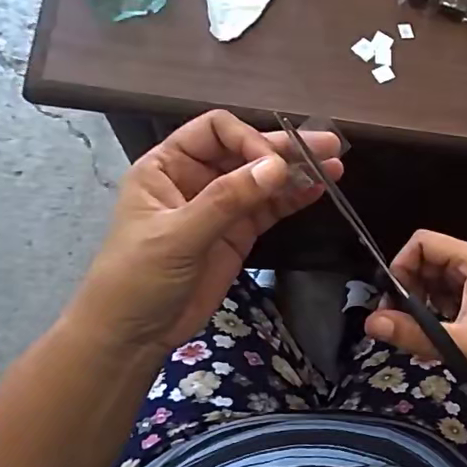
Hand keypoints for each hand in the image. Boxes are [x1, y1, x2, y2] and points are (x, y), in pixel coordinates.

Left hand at [70, 110, 341, 355]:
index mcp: (166, 166)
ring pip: (262, 180)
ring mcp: (218, 207)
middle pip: (244, 151)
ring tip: (334, 166)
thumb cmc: (137, 278)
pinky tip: (317, 191)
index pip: (215, 131)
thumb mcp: (178, 236)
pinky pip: (268, 209)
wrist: (132, 334)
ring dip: (296, 173)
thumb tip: (277, 168)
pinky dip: (292, 200)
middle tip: (329, 145)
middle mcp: (194, 179)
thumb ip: (227, 200)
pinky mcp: (236, 235)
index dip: (248, 140)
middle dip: (284, 149)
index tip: (275, 164)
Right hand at [363, 230, 466, 391]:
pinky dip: (433, 305)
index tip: (394, 298)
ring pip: (432, 274)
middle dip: (408, 285)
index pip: (423, 242)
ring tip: (418, 327)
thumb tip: (370, 323)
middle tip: (400, 318)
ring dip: (419, 298)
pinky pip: (444, 288)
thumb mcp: (456, 345)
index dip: (401, 265)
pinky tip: (436, 329)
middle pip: (426, 257)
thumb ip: (411, 332)